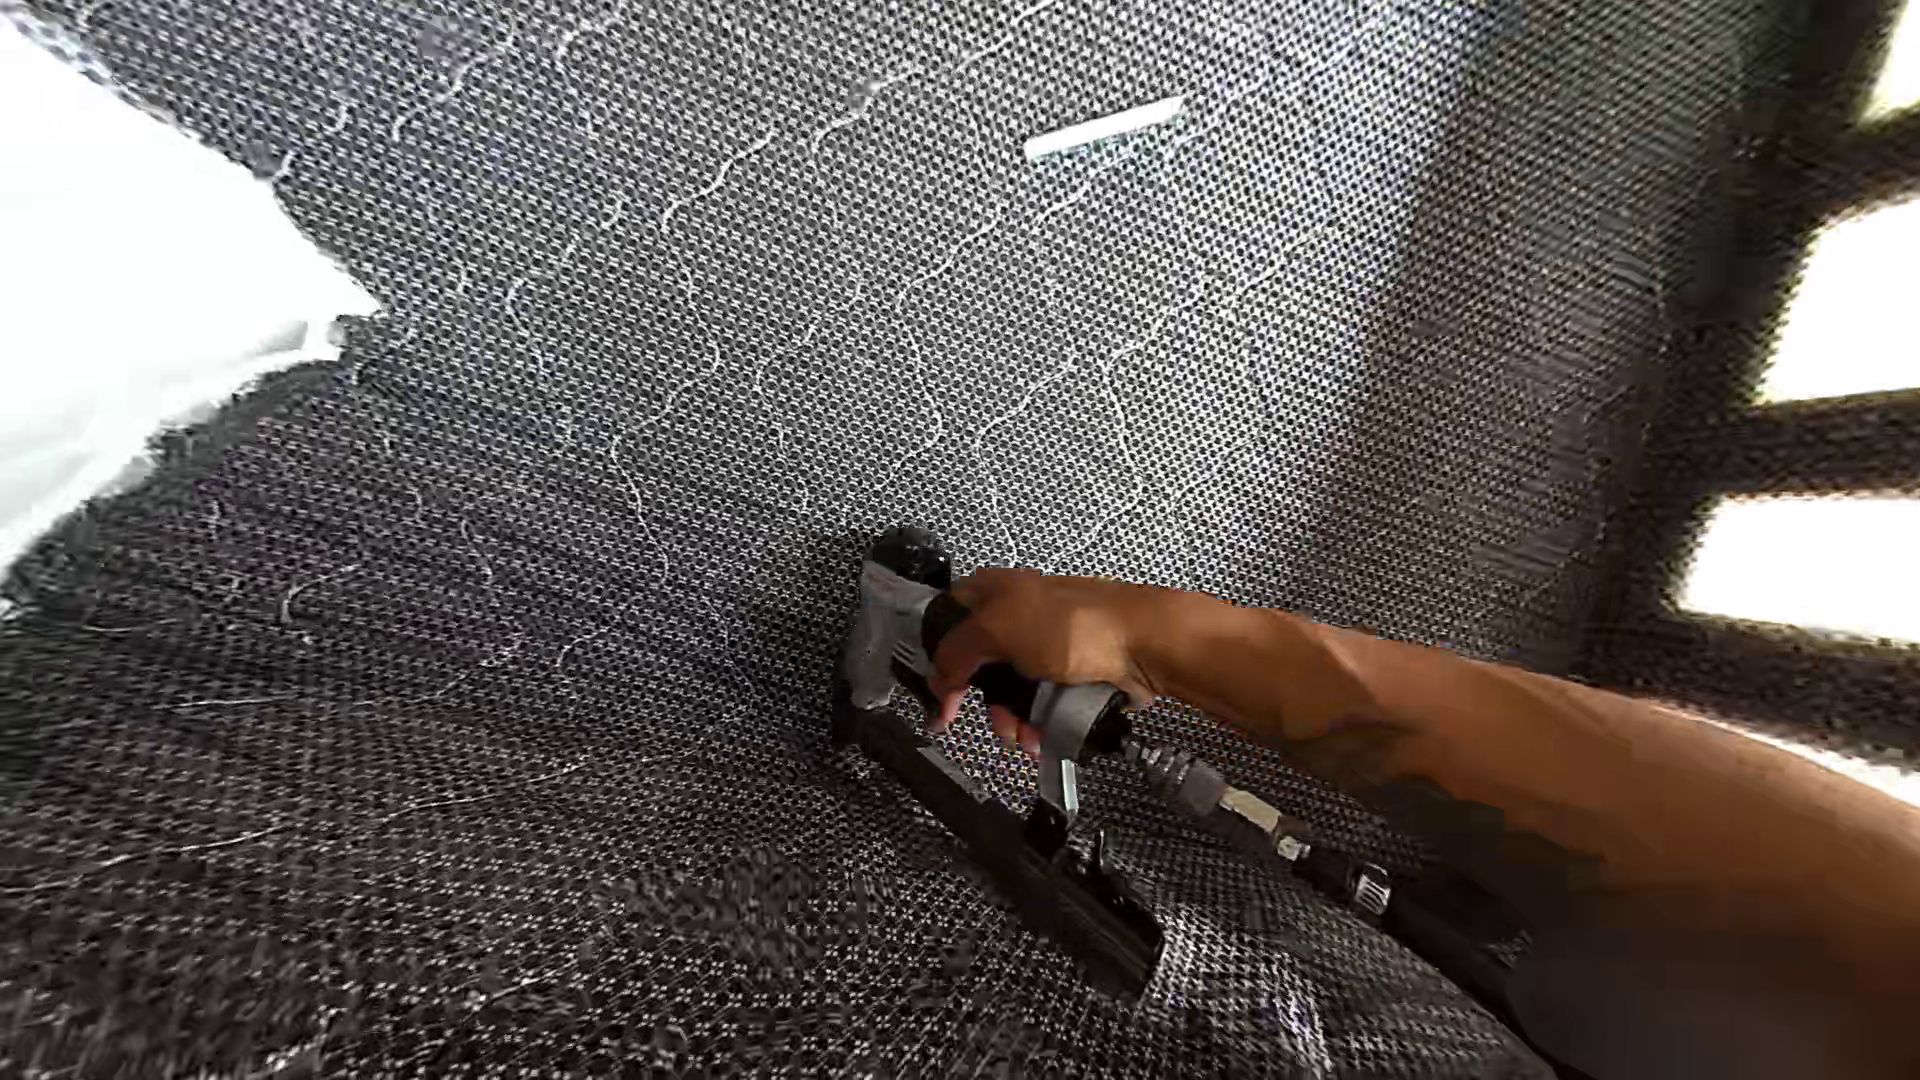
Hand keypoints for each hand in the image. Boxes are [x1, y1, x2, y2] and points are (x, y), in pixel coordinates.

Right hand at [925, 568, 1161, 755]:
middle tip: (992, 719)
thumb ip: (956, 652)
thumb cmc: (1067, 626)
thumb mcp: (997, 628)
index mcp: (992, 591)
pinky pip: (1038, 701)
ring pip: (1007, 689)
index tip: (938, 695)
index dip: (938, 656)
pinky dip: (1035, 721)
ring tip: (1023, 736)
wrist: (1140, 642)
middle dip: (981, 699)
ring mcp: (1041, 646)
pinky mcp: (1066, 672)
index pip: (947, 621)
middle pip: (978, 664)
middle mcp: (1013, 616)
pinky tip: (1040, 737)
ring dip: (1010, 718)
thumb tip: (938, 681)